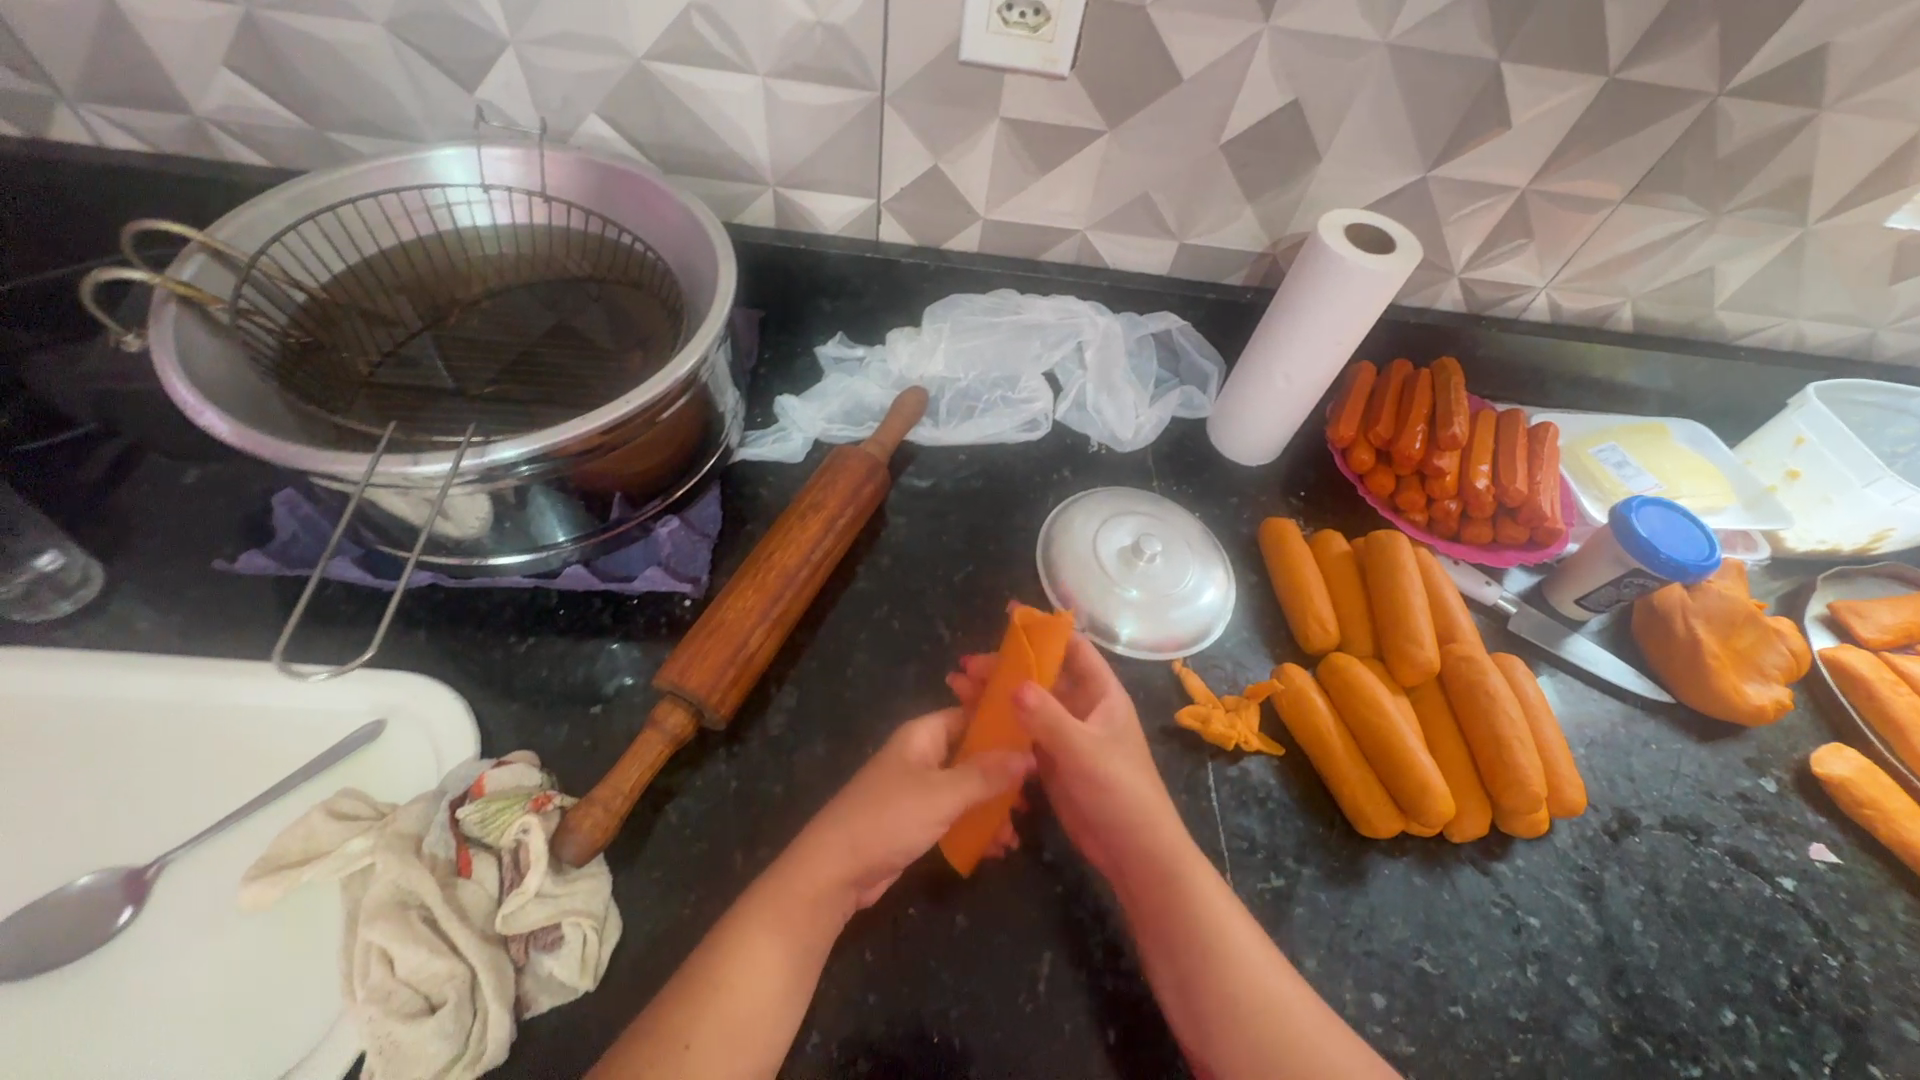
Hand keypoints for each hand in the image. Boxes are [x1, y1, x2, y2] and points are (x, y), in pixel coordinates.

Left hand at [782, 709, 1032, 911]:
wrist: (835, 871)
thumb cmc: (888, 818)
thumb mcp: (943, 794)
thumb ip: (987, 774)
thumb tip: (1030, 755)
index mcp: (923, 735)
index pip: (970, 715)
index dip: (1003, 726)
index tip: (1039, 742)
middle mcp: (922, 755)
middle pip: (973, 754)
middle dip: (1004, 775)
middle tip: (1033, 798)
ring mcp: (918, 789)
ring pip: (967, 788)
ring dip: (993, 807)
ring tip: (1016, 834)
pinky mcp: (916, 821)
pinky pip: (956, 815)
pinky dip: (976, 827)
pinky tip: (998, 848)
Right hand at [948, 635, 1187, 887]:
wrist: (1134, 852)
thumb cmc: (1120, 793)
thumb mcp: (1084, 752)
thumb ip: (1048, 718)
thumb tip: (1013, 684)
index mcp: (1102, 695)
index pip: (1073, 649)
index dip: (1043, 631)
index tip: (1009, 616)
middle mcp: (1083, 709)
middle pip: (1041, 677)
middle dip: (1005, 668)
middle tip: (966, 665)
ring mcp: (1066, 736)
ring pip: (1027, 706)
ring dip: (995, 695)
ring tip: (956, 686)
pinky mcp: (1052, 763)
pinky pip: (1021, 734)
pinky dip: (998, 725)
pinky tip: (970, 720)